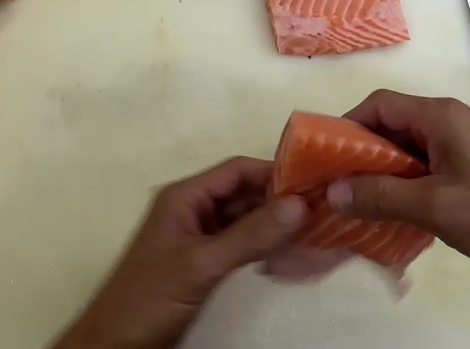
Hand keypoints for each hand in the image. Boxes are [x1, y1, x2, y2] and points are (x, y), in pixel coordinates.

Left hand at [52, 156, 306, 348]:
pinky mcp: (201, 266)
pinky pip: (238, 246)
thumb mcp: (201, 264)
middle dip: (278, 200)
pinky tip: (288, 254)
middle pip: (242, 194)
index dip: (273, 172)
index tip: (311, 182)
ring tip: (313, 230)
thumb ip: (250, 235)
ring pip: (243, 221)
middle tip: (320, 209)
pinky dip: (262, 247)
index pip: (236, 171)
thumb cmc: (149, 298)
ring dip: (273, 225)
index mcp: (185, 196)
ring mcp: (196, 239)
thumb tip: (299, 205)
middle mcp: (192, 210)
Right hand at [325, 89, 469, 276]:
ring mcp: (464, 143)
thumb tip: (334, 190)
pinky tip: (401, 217)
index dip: (348, 126)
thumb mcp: (436, 208)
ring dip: (385, 174)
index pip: (379, 105)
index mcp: (439, 116)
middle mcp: (449, 120)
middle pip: (393, 126)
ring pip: (410, 149)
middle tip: (339, 189)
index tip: (325, 158)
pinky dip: (409, 185)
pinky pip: (429, 166)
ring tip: (363, 207)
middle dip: (362, 155)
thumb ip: (382, 197)